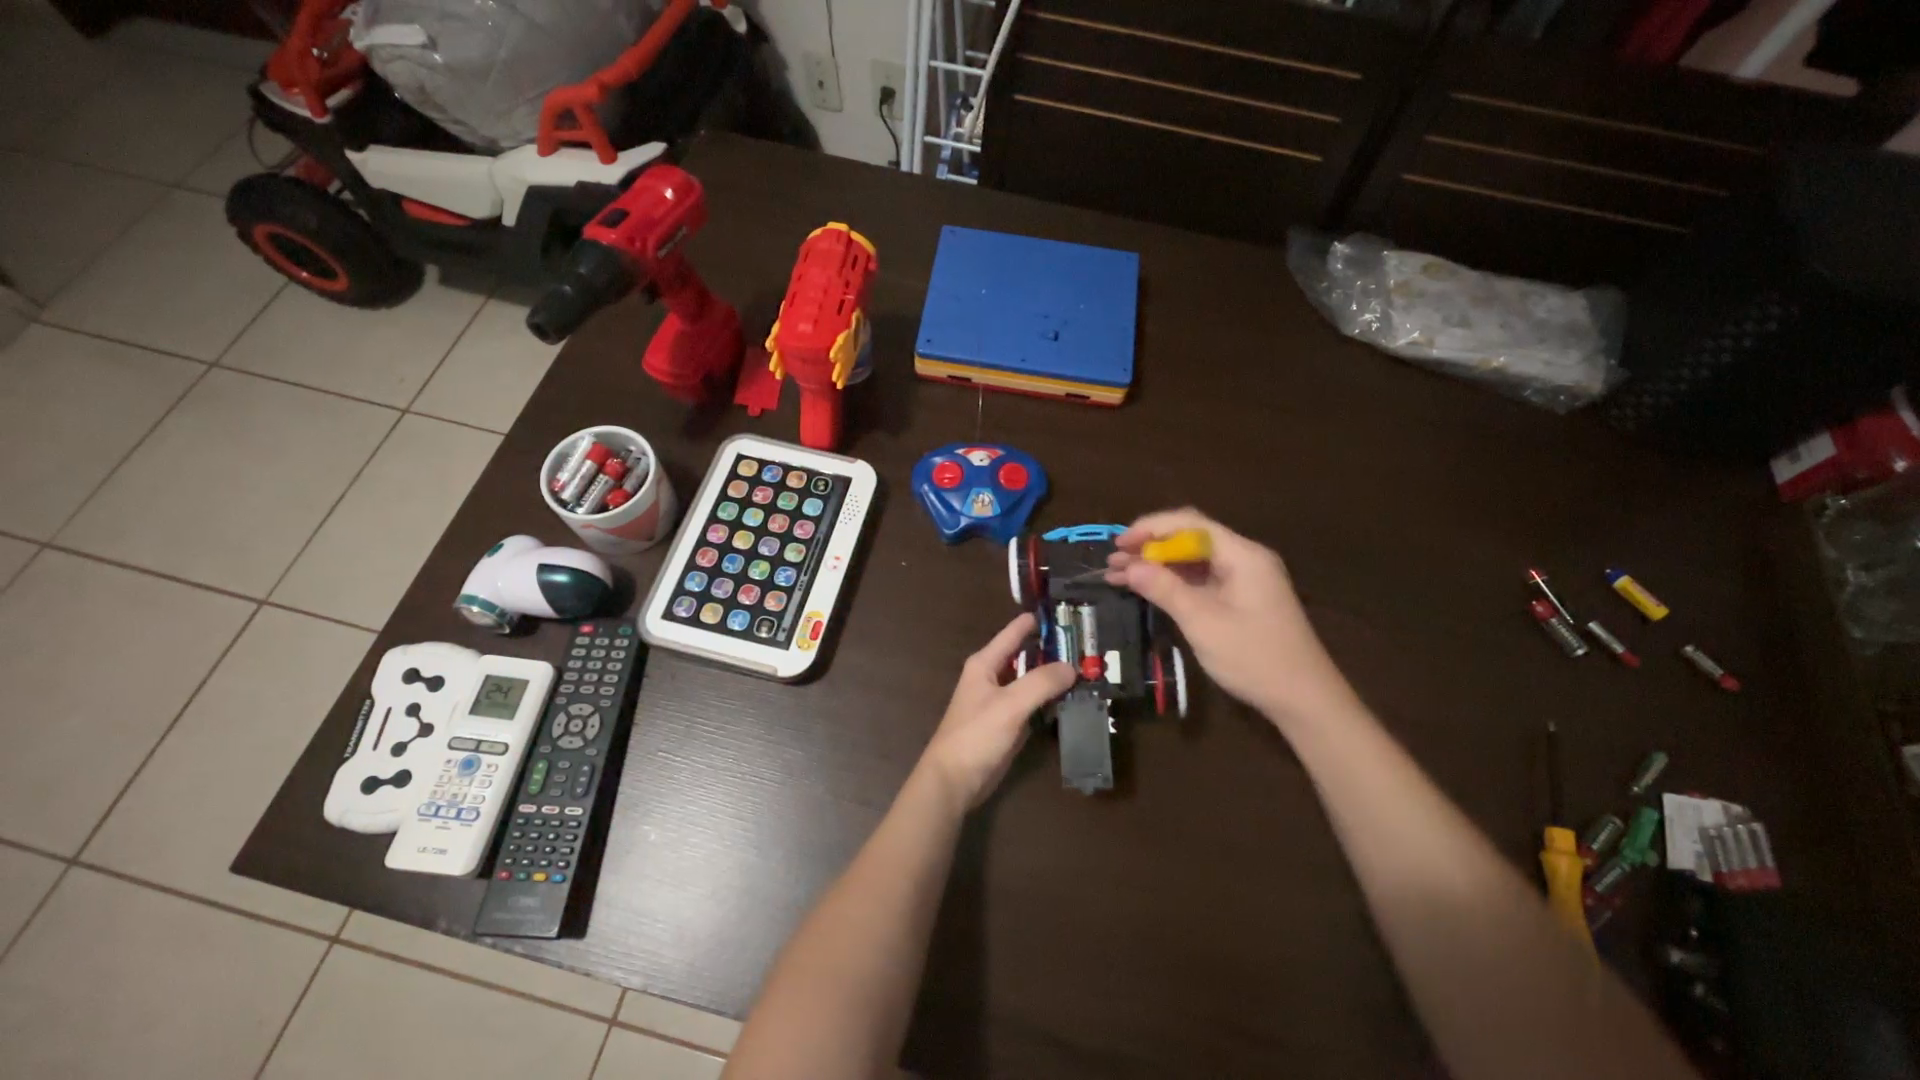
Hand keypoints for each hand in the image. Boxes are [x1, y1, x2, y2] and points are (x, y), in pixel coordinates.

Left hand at [918, 613, 1074, 808]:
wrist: (954, 780)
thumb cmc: (976, 735)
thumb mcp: (1010, 705)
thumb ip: (1041, 682)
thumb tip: (1072, 667)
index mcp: (985, 664)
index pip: (1014, 632)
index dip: (1038, 621)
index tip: (1068, 610)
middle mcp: (992, 677)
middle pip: (1027, 655)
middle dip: (1054, 650)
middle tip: (1090, 643)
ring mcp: (1001, 702)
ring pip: (1033, 681)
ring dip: (1056, 677)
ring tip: (1090, 667)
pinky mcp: (1009, 724)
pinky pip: (1034, 704)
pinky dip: (1051, 700)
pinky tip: (1075, 698)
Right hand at [1107, 508, 1348, 720]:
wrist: (1304, 698)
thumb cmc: (1255, 658)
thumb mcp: (1204, 623)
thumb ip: (1166, 590)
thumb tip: (1129, 566)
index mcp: (1243, 556)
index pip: (1190, 524)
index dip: (1150, 528)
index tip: (1119, 544)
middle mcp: (1245, 559)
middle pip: (1191, 539)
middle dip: (1150, 547)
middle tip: (1113, 562)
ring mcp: (1246, 580)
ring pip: (1194, 561)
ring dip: (1158, 566)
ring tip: (1119, 576)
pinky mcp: (1243, 600)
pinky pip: (1203, 581)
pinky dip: (1174, 583)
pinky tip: (1149, 591)